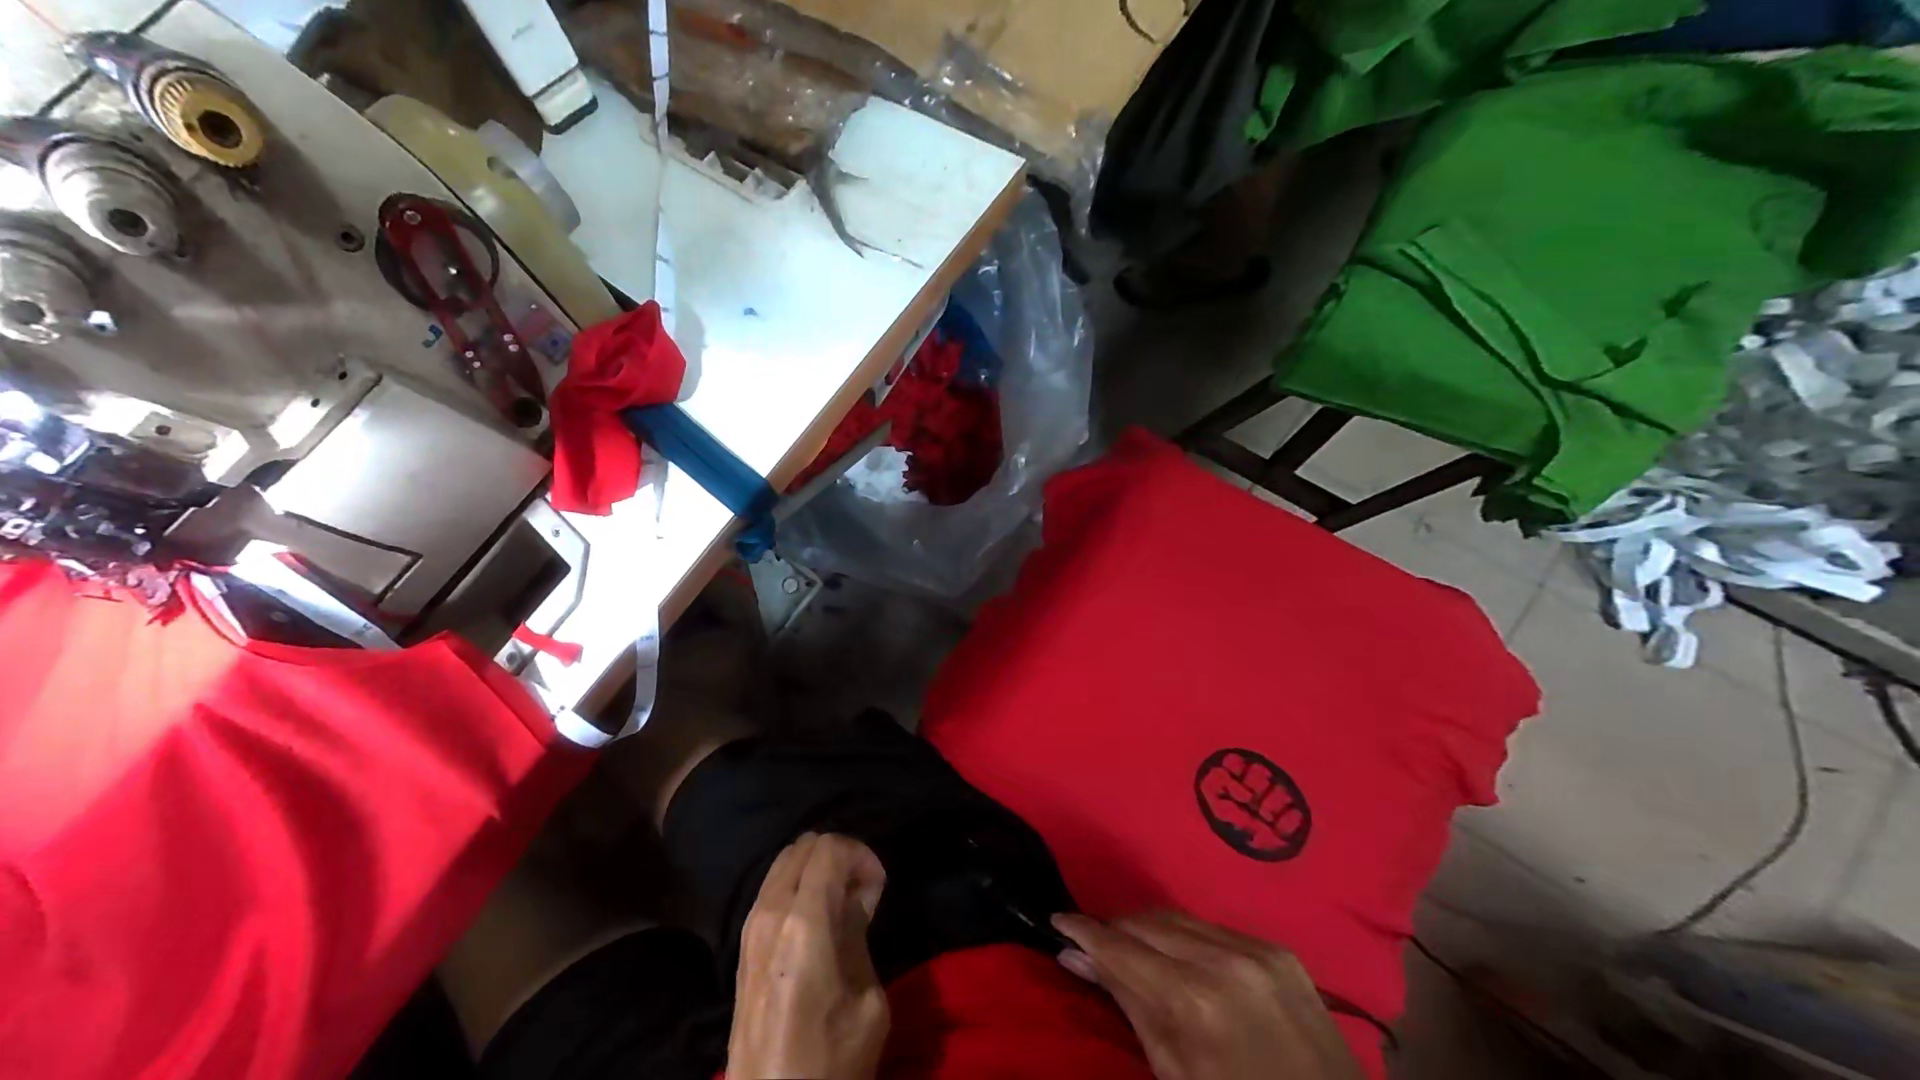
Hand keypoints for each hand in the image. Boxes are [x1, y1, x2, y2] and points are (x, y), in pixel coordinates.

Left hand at [728, 833, 889, 1079]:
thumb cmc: (829, 1064)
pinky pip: (771, 886)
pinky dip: (798, 885)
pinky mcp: (742, 944)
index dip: (862, 855)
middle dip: (840, 856)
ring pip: (784, 861)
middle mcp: (771, 912)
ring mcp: (750, 927)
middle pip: (805, 845)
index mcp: (804, 922)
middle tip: (862, 891)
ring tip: (841, 904)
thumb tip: (857, 896)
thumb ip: (859, 934)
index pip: (830, 847)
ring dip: (817, 869)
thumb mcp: (868, 1003)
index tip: (878, 887)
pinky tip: (816, 920)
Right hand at [1051, 910, 1361, 1079]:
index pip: (1119, 947)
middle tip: (1094, 945)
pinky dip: (1188, 938)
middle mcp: (1224, 961)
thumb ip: (1128, 1004)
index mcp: (1193, 1002)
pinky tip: (1182, 956)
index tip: (1057, 922)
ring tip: (1133, 947)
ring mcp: (1258, 950)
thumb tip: (1076, 957)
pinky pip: (1215, 928)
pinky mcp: (1280, 950)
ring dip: (1149, 929)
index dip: (1083, 932)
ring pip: (1179, 917)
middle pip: (1147, 921)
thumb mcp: (1173, 1073)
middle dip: (1115, 930)